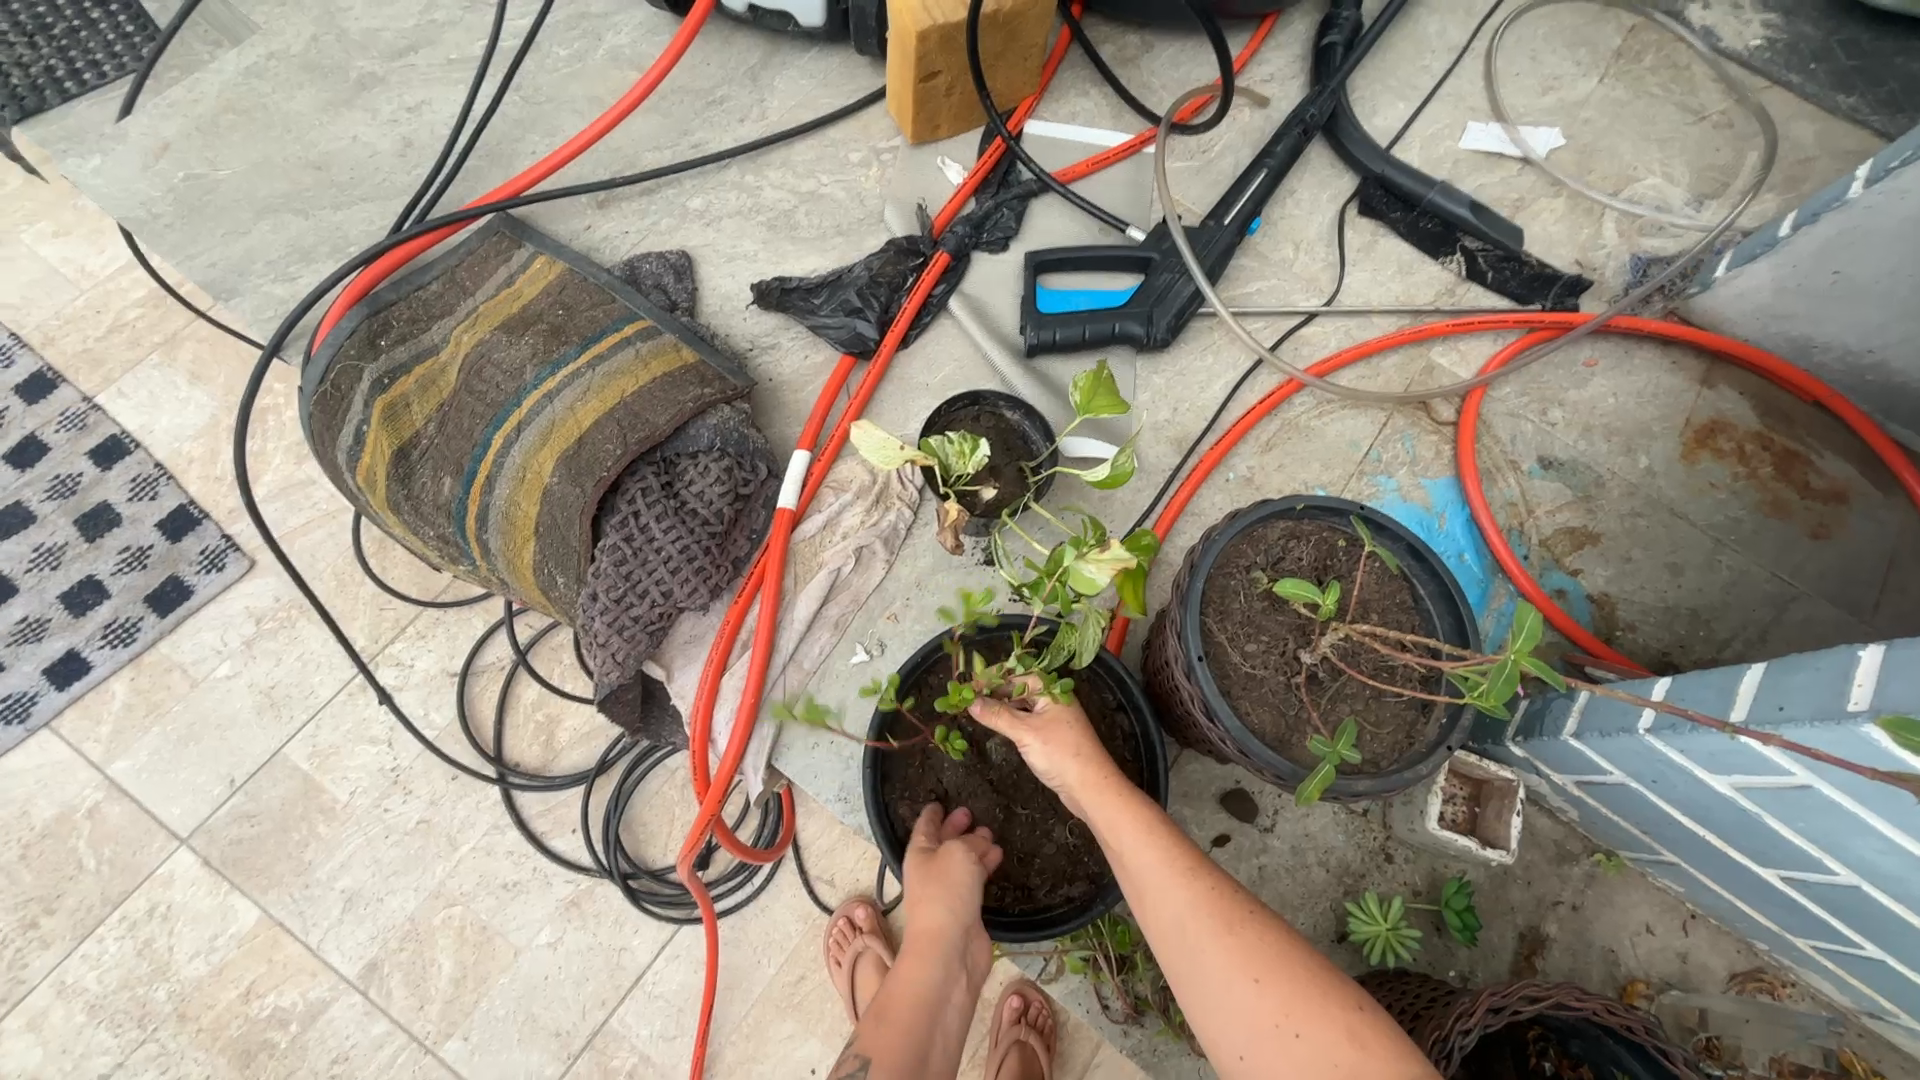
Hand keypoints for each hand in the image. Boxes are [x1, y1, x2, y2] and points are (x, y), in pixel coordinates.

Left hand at [902, 803, 1001, 981]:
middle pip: (944, 843)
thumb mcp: (958, 853)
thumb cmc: (945, 893)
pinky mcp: (966, 910)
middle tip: (971, 814)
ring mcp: (948, 892)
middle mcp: (931, 870)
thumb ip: (971, 841)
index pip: (925, 826)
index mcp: (920, 853)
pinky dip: (986, 867)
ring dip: (975, 848)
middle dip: (956, 829)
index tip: (939, 802)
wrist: (948, 951)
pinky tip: (998, 858)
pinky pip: (976, 881)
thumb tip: (982, 841)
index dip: (932, 814)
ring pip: (962, 862)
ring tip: (991, 834)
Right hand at [968, 680, 1123, 819]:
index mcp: (1051, 691)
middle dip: (995, 692)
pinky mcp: (1052, 736)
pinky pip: (1027, 721)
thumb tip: (971, 702)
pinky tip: (997, 726)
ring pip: (1023, 706)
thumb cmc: (1060, 754)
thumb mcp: (1025, 732)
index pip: (1017, 675)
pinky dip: (1011, 721)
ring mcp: (1054, 719)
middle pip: (1019, 688)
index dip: (993, 678)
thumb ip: (997, 715)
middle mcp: (1054, 700)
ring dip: (1002, 707)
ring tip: (977, 711)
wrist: (1090, 787)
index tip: (969, 685)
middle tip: (968, 698)